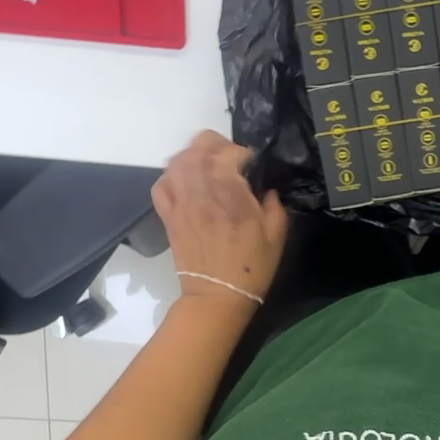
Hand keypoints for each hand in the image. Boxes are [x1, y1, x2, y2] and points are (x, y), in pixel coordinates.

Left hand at [152, 131, 288, 307]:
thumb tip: (267, 189)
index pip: (232, 151)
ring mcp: (180, 199)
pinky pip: (162, 182)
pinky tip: (186, 183)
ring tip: (210, 170)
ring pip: (179, 158)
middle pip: (201, 144)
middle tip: (233, 164)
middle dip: (220, 147)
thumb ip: (274, 204)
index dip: (246, 155)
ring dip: (196, 156)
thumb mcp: (277, 234)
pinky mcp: (167, 213)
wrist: (217, 295)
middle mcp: (200, 187)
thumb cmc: (252, 267)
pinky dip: (173, 176)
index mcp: (230, 190)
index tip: (255, 169)